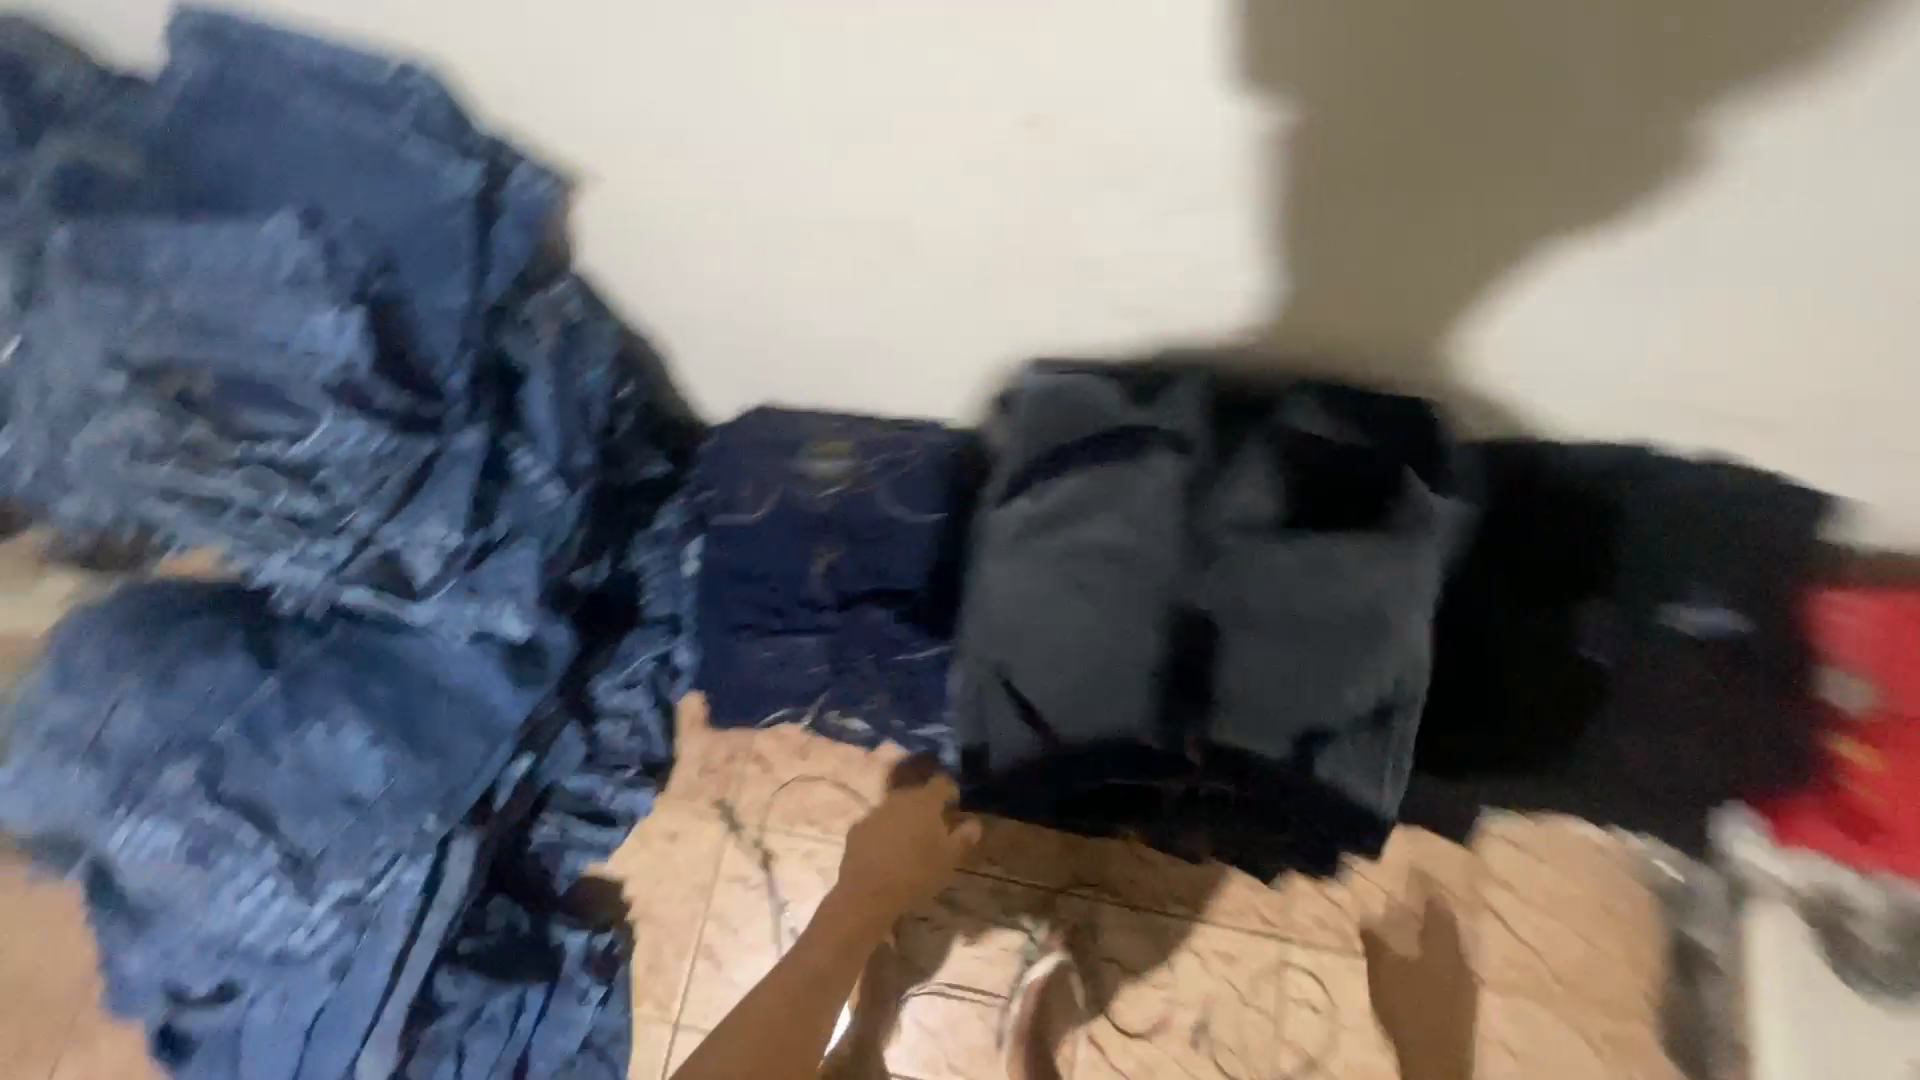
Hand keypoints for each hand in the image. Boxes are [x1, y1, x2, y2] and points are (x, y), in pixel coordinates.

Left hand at [830, 768, 981, 931]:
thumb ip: (964, 837)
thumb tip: (974, 823)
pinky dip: (884, 831)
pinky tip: (886, 852)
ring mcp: (875, 811)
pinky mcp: (857, 828)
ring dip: (904, 818)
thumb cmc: (917, 874)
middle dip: (927, 806)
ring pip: (895, 808)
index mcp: (925, 801)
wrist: (868, 894)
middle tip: (934, 827)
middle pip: (917, 794)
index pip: (942, 782)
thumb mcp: (949, 859)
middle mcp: (899, 798)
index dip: (951, 791)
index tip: (955, 805)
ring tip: (910, 841)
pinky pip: (877, 823)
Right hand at [1363, 882, 1477, 1079]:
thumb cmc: (1408, 1008)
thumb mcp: (1382, 970)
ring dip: (1437, 937)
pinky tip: (1426, 962)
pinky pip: (1452, 968)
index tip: (1421, 873)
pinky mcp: (1463, 1004)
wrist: (1436, 1061)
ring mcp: (1466, 986)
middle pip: (1450, 931)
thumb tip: (1367, 919)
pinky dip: (1439, 956)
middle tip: (1420, 899)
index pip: (1438, 911)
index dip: (1429, 892)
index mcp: (1443, 948)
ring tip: (1420, 928)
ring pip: (1452, 951)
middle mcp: (1460, 962)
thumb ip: (1376, 943)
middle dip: (1435, 914)